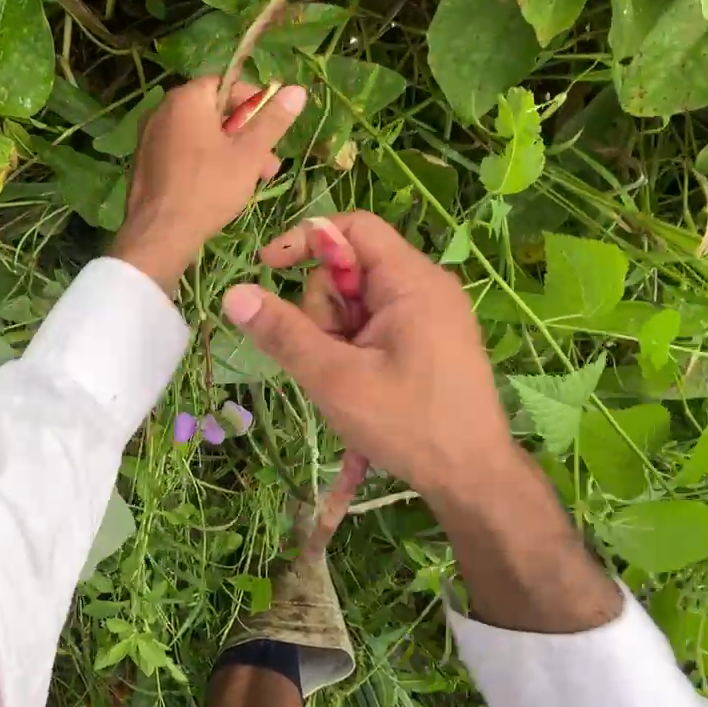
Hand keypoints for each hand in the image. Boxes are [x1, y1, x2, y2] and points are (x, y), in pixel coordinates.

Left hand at [110, 77, 305, 292]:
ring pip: (200, 136)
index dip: (254, 101)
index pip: (225, 84)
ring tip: (256, 179)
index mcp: (185, 99)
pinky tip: (223, 186)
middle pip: (213, 112)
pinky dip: (205, 161)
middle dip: (246, 134)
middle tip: (270, 162)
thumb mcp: (249, 154)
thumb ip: (272, 120)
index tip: (272, 125)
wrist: (159, 233)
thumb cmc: (208, 188)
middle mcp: (162, 111)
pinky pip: (182, 152)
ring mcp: (149, 138)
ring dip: (231, 152)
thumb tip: (297, 90)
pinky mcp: (145, 163)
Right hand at [223, 212, 620, 632]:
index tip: (267, 268)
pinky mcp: (426, 338)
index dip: (305, 239)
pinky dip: (350, 345)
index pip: (353, 227)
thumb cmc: (409, 425)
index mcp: (412, 282)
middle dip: (322, 308)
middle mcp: (424, 287)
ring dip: (333, 333)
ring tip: (345, 377)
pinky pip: (370, 323)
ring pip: (354, 300)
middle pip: (348, 268)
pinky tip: (355, 381)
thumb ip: (283, 332)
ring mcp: (428, 314)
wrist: (474, 479)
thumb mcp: (335, 378)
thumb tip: (234, 294)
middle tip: (327, 356)